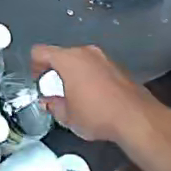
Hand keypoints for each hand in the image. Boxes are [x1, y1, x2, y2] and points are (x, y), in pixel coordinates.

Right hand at [31, 44, 170, 147]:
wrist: (136, 118)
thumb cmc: (97, 115)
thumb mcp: (67, 116)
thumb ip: (52, 105)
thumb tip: (48, 102)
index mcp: (68, 59)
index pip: (40, 52)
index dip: (34, 66)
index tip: (38, 82)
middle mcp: (86, 52)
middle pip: (62, 55)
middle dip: (55, 72)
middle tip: (56, 92)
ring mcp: (104, 58)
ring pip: (81, 61)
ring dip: (74, 74)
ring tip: (76, 97)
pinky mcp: (118, 67)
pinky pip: (96, 68)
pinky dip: (91, 78)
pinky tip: (95, 98)